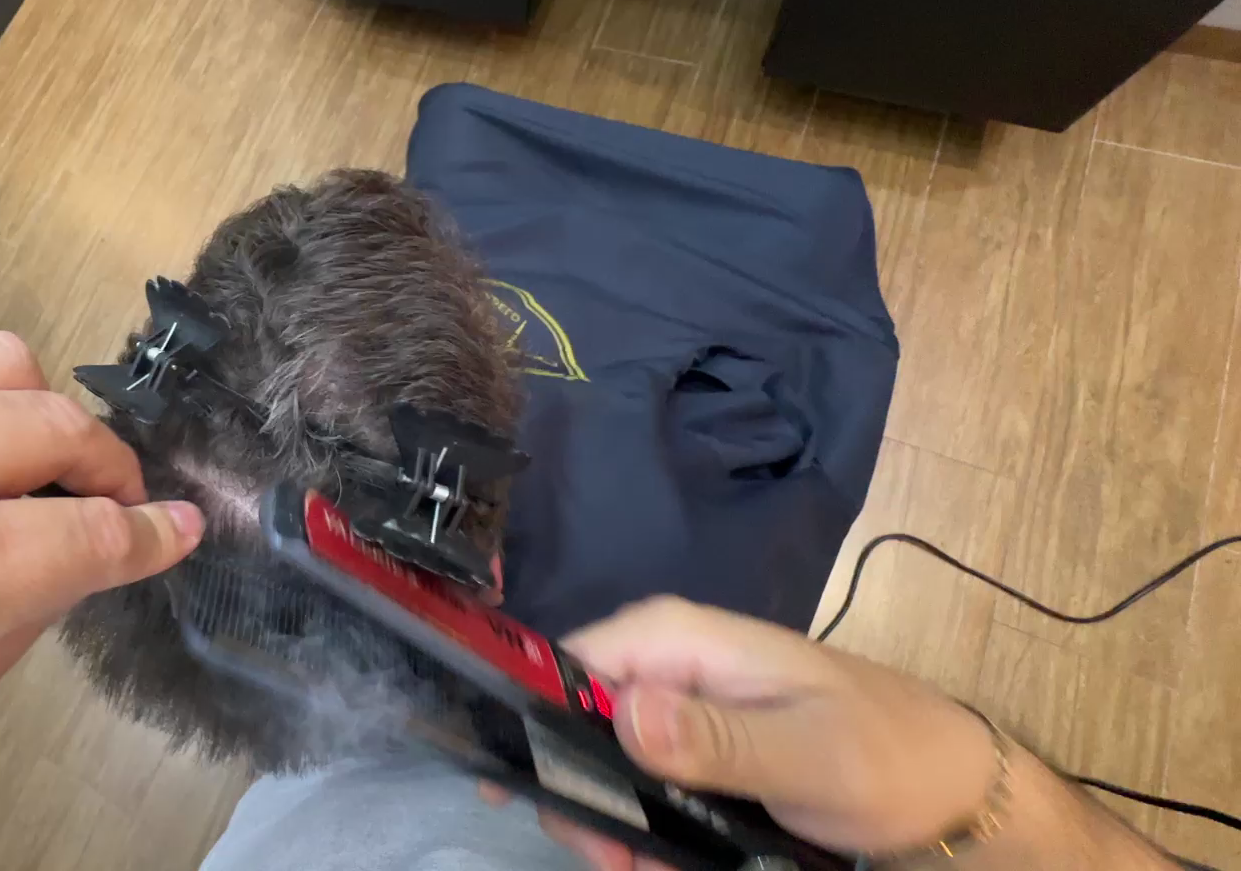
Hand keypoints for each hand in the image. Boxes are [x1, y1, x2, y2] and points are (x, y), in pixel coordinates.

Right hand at [527, 597, 995, 869]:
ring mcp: (674, 701)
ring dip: (606, 812)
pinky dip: (638, 819)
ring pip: (598, 749)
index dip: (534, 718)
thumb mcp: (811, 755)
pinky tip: (656, 858)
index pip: (566, 661)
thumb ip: (719, 739)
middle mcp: (658, 661)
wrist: (958, 790)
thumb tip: (627, 717)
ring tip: (632, 867)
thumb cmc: (888, 758)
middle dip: (574, 784)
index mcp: (670, 637)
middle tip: (602, 856)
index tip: (527, 793)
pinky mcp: (691, 741)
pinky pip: (637, 773)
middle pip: (573, 710)